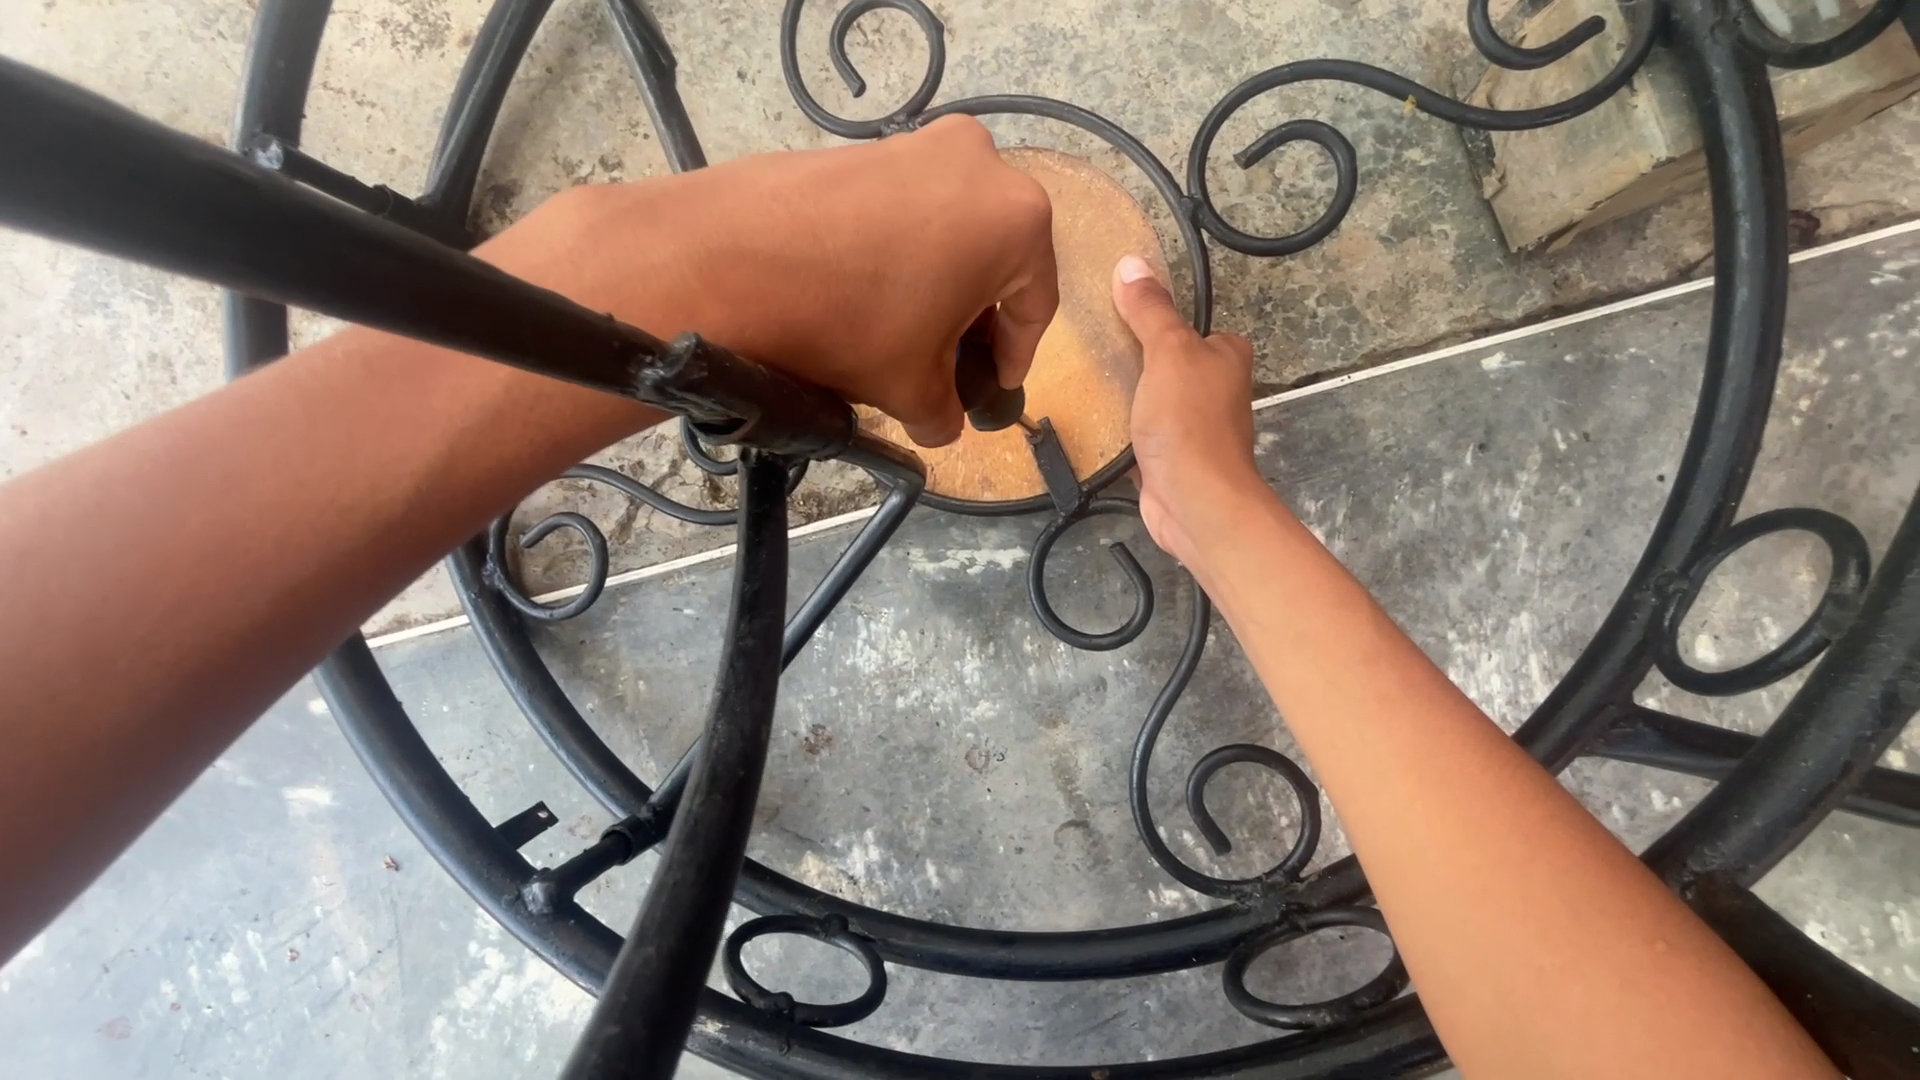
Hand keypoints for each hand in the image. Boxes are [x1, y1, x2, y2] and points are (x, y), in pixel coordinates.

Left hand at [479, 115, 1057, 447]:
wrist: (724, 261)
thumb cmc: (848, 325)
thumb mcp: (912, 388)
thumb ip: (946, 414)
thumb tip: (942, 423)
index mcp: (1016, 220)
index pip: (1035, 306)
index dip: (1013, 360)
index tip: (990, 391)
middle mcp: (979, 164)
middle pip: (994, 264)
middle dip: (973, 324)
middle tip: (948, 369)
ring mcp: (917, 145)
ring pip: (949, 236)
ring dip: (936, 291)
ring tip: (903, 339)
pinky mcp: (865, 146)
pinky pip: (905, 214)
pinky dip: (899, 259)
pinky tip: (867, 299)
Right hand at [1111, 255, 1270, 568]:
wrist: (1193, 499)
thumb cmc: (1188, 420)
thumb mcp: (1168, 352)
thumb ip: (1150, 310)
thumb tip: (1130, 262)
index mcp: (1227, 356)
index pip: (1192, 327)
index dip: (1159, 322)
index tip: (1119, 318)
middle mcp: (1218, 389)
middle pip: (1169, 363)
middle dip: (1137, 361)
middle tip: (1092, 349)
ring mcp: (1194, 427)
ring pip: (1153, 399)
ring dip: (1127, 397)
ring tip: (1084, 380)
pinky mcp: (1171, 458)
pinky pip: (1140, 433)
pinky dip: (1121, 429)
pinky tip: (1092, 421)